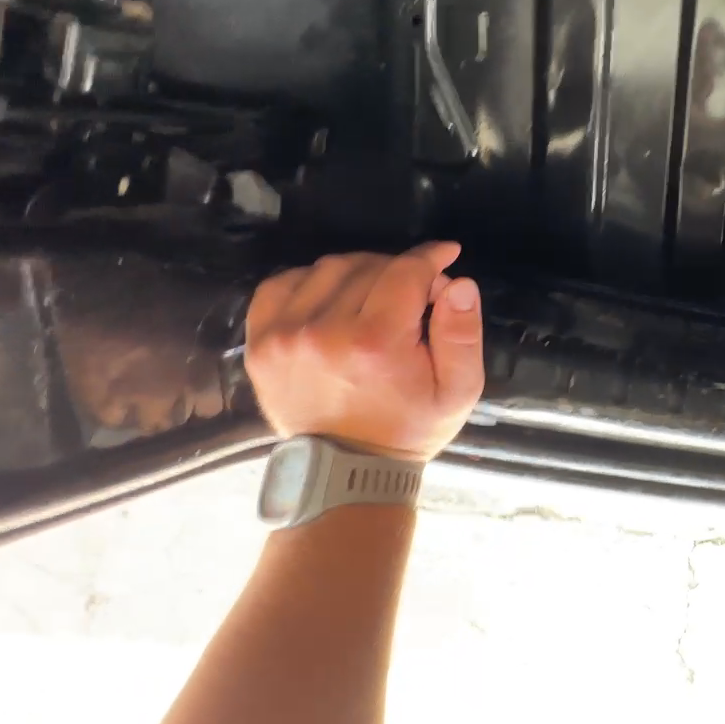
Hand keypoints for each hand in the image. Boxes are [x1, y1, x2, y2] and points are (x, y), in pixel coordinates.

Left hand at [245, 243, 483, 460]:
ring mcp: (284, 335)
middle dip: (403, 269)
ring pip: (329, 269)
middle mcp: (324, 330)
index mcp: (376, 341)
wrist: (347, 469)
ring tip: (380, 295)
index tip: (447, 254)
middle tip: (420, 293)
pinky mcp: (260, 342)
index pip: (406, 271)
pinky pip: (283, 284)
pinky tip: (335, 297)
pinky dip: (313, 280)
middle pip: (369, 265)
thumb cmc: (410, 427)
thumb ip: (463, 334)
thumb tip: (458, 284)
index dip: (432, 257)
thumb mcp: (459, 389)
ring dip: (362, 271)